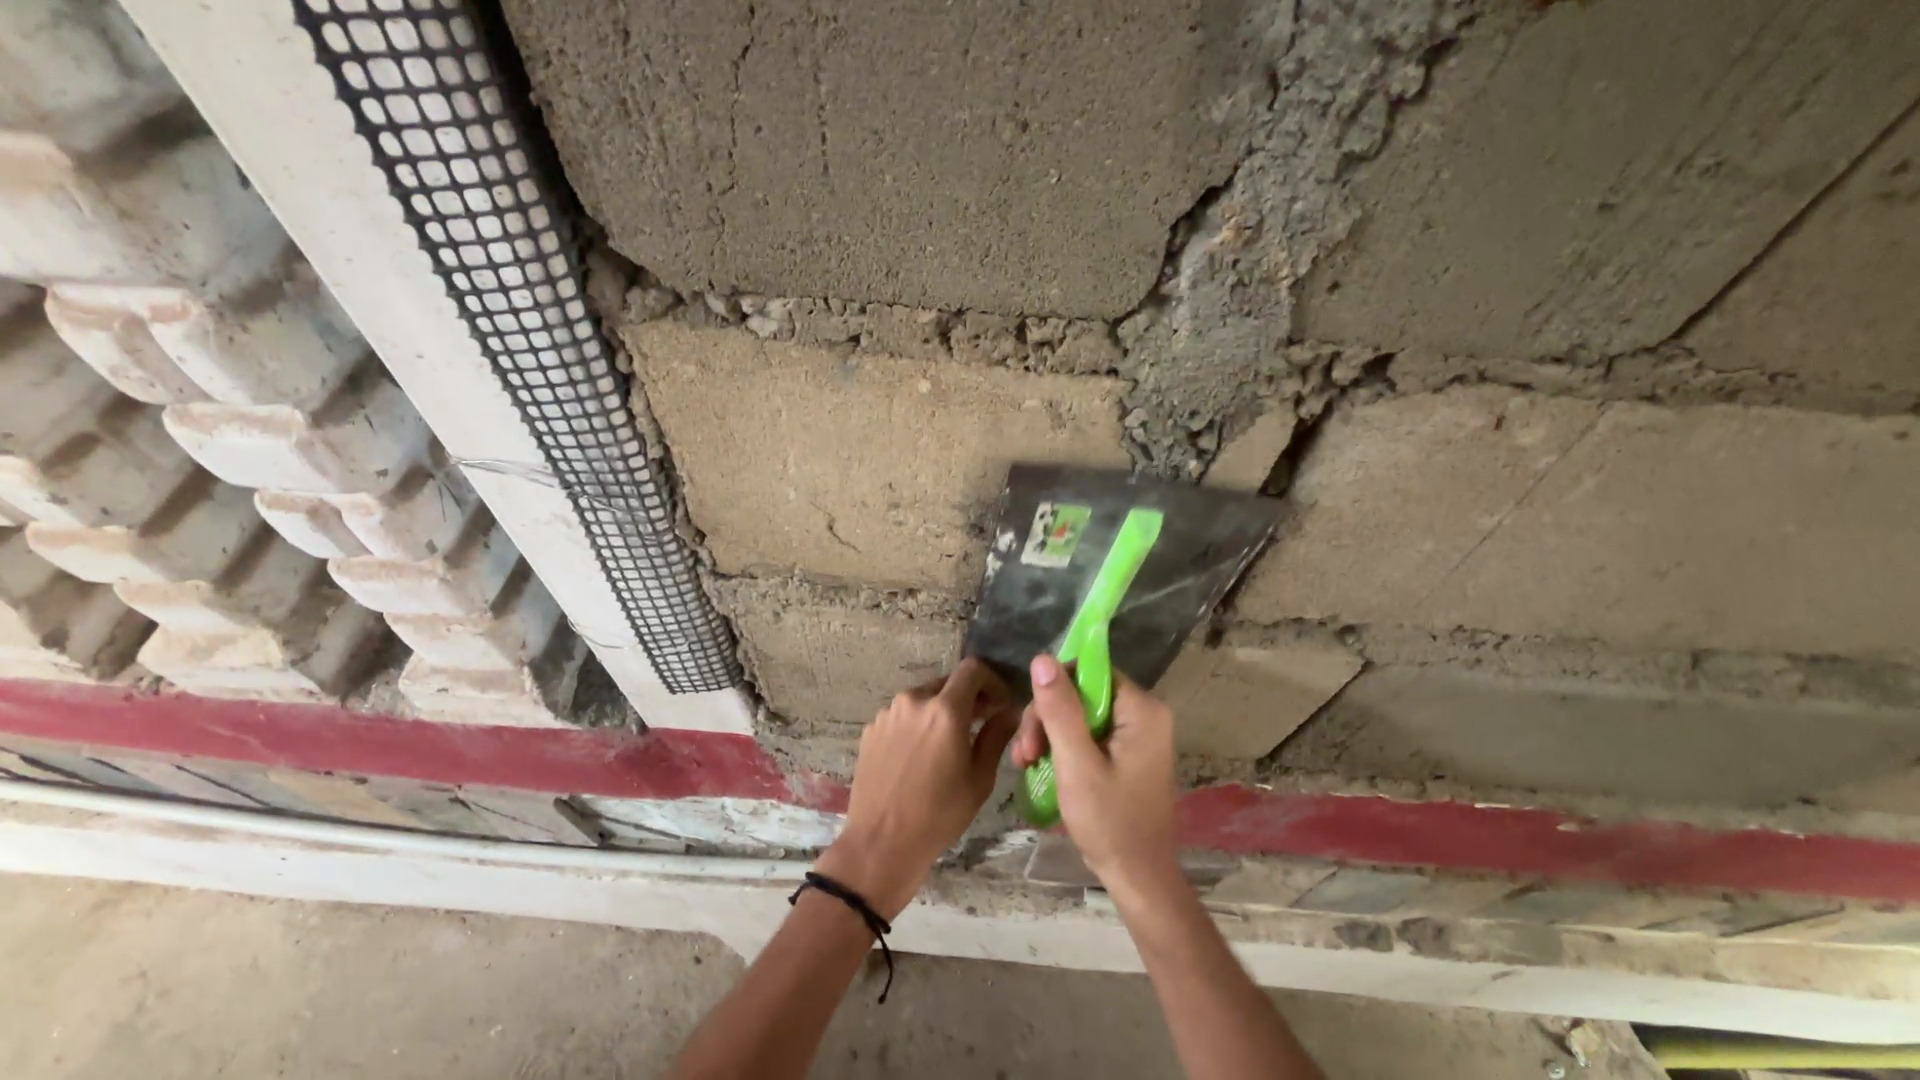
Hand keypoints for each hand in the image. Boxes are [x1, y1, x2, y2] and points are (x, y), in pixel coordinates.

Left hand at [815, 658, 1018, 919]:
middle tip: (979, 725)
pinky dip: (918, 725)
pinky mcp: (871, 729)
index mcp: (944, 710)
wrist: (881, 842)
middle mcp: (913, 701)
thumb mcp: (979, 778)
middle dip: (967, 698)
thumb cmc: (939, 814)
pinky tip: (920, 757)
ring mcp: (888, 714)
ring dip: (941, 711)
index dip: (992, 681)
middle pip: (948, 683)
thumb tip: (1009, 711)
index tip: (998, 704)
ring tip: (948, 745)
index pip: (973, 669)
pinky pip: (902, 716)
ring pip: (923, 699)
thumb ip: (996, 735)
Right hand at [1011, 653, 1178, 898]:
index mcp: (1142, 710)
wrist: (1137, 876)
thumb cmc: (1109, 821)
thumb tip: (1042, 657)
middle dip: (1047, 718)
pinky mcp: (1128, 755)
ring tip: (1027, 764)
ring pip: (1081, 715)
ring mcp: (1138, 736)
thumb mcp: (1076, 763)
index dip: (1055, 689)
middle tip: (1024, 754)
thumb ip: (1059, 709)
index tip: (1032, 723)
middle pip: (1082, 693)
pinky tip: (1042, 768)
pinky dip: (1064, 749)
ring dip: (1049, 735)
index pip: (1090, 670)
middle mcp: (1145, 715)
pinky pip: (1089, 735)